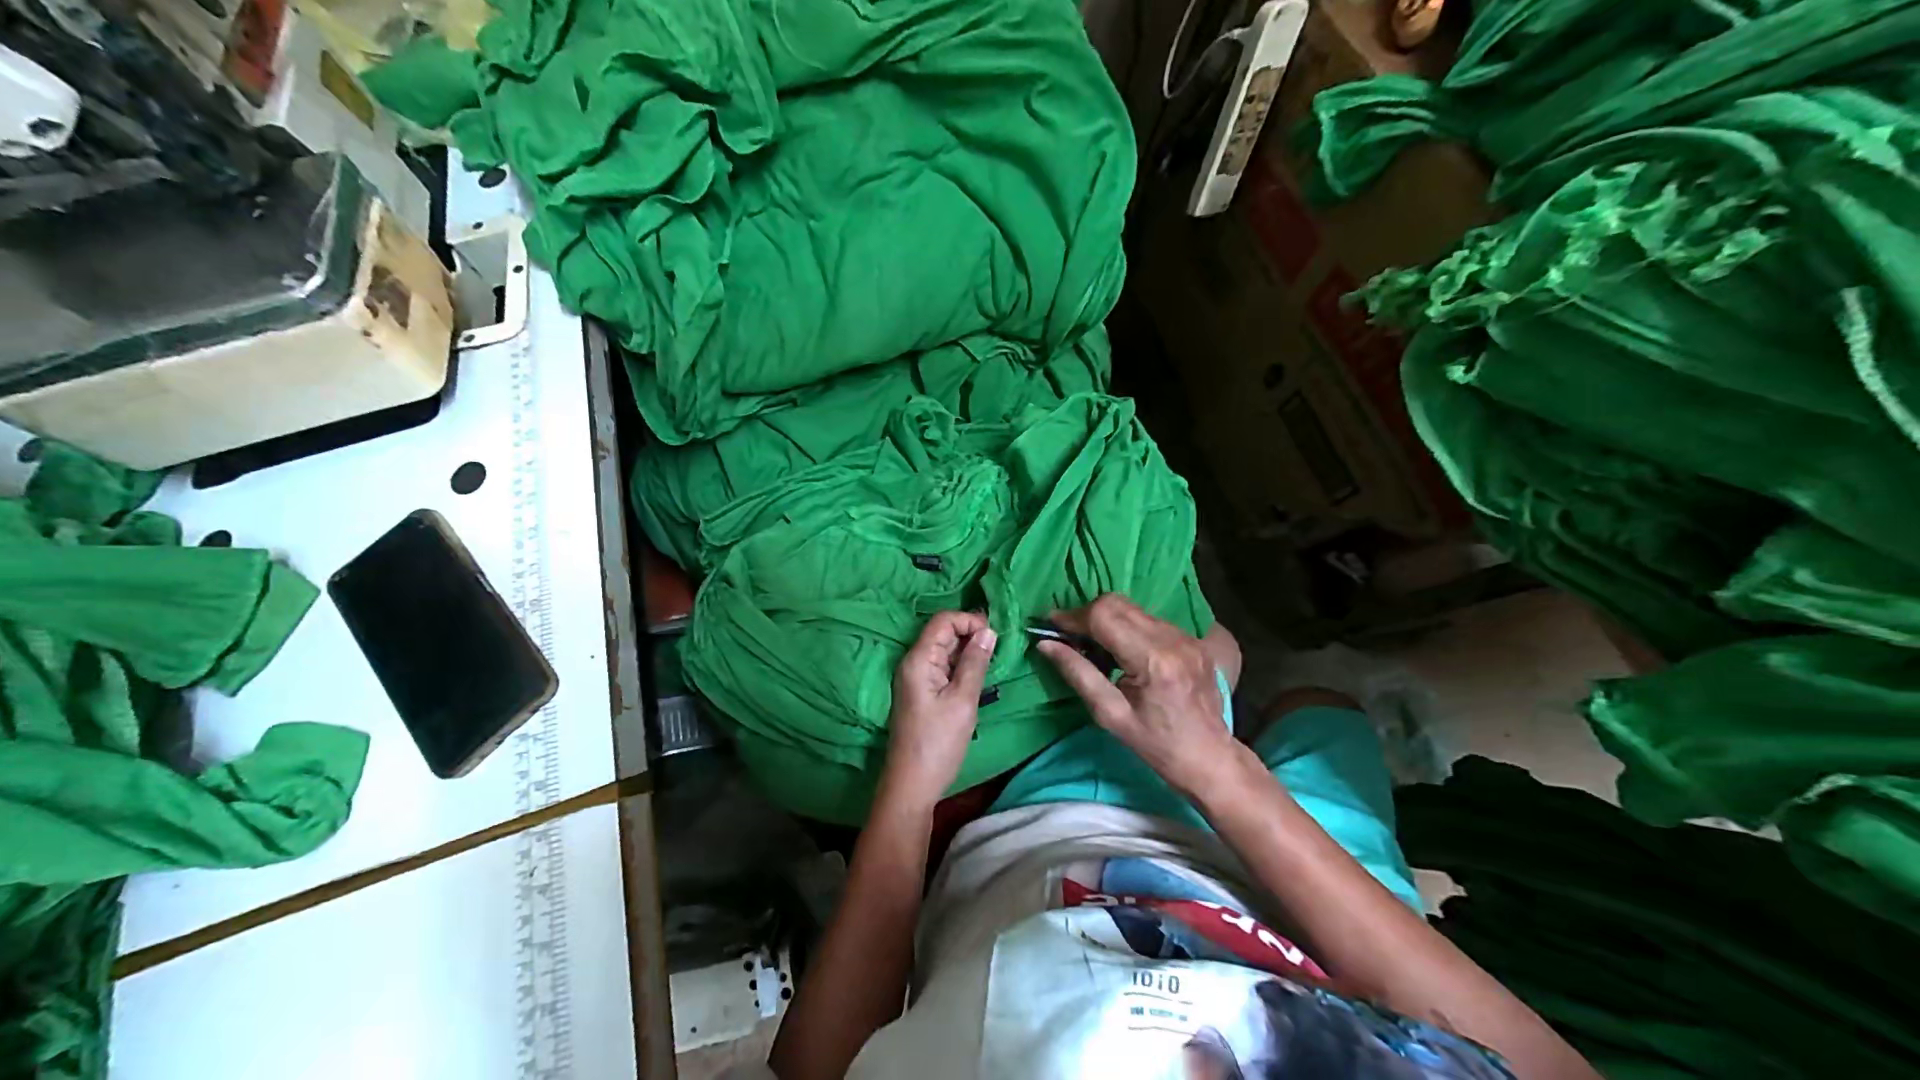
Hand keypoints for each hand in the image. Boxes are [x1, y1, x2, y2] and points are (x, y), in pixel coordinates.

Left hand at [884, 611, 996, 802]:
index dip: (969, 620)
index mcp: (918, 660)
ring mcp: (915, 678)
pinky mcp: (921, 693)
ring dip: (968, 651)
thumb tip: (989, 631)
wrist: (912, 784)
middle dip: (971, 634)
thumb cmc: (938, 743)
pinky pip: (942, 668)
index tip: (995, 635)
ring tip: (992, 663)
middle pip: (942, 633)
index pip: (943, 621)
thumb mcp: (963, 700)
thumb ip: (975, 663)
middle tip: (999, 650)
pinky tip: (977, 678)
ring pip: (944, 651)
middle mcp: (912, 663)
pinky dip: (960, 667)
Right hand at [1036, 594, 1245, 796]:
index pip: (1104, 616)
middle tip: (1069, 637)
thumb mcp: (1109, 714)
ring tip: (1094, 646)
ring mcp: (1187, 637)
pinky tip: (1121, 651)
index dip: (1073, 617)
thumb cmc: (1155, 744)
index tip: (1051, 626)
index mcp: (1153, 660)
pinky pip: (1150, 619)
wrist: (1209, 757)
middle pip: (1118, 604)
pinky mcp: (1193, 639)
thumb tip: (1046, 644)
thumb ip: (1077, 673)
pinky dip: (1127, 626)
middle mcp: (1173, 639)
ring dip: (1107, 620)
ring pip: (1133, 609)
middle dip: (1087, 615)